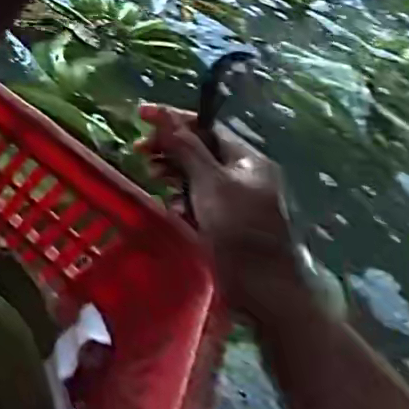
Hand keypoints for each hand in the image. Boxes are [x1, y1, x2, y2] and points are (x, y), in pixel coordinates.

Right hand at [137, 104, 306, 310]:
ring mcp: (236, 201)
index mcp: (247, 159)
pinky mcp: (227, 225)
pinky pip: (199, 201)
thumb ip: (185, 147)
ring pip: (196, 176)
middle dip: (169, 149)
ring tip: (155, 180)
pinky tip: (175, 211)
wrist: (267, 294)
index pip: (206, 126)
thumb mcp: (209, 183)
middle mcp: (243, 175)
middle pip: (199, 150)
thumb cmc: (240, 230)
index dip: (173, 119)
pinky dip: (183, 201)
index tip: (142, 115)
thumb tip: (164, 114)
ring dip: (173, 176)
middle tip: (140, 152)